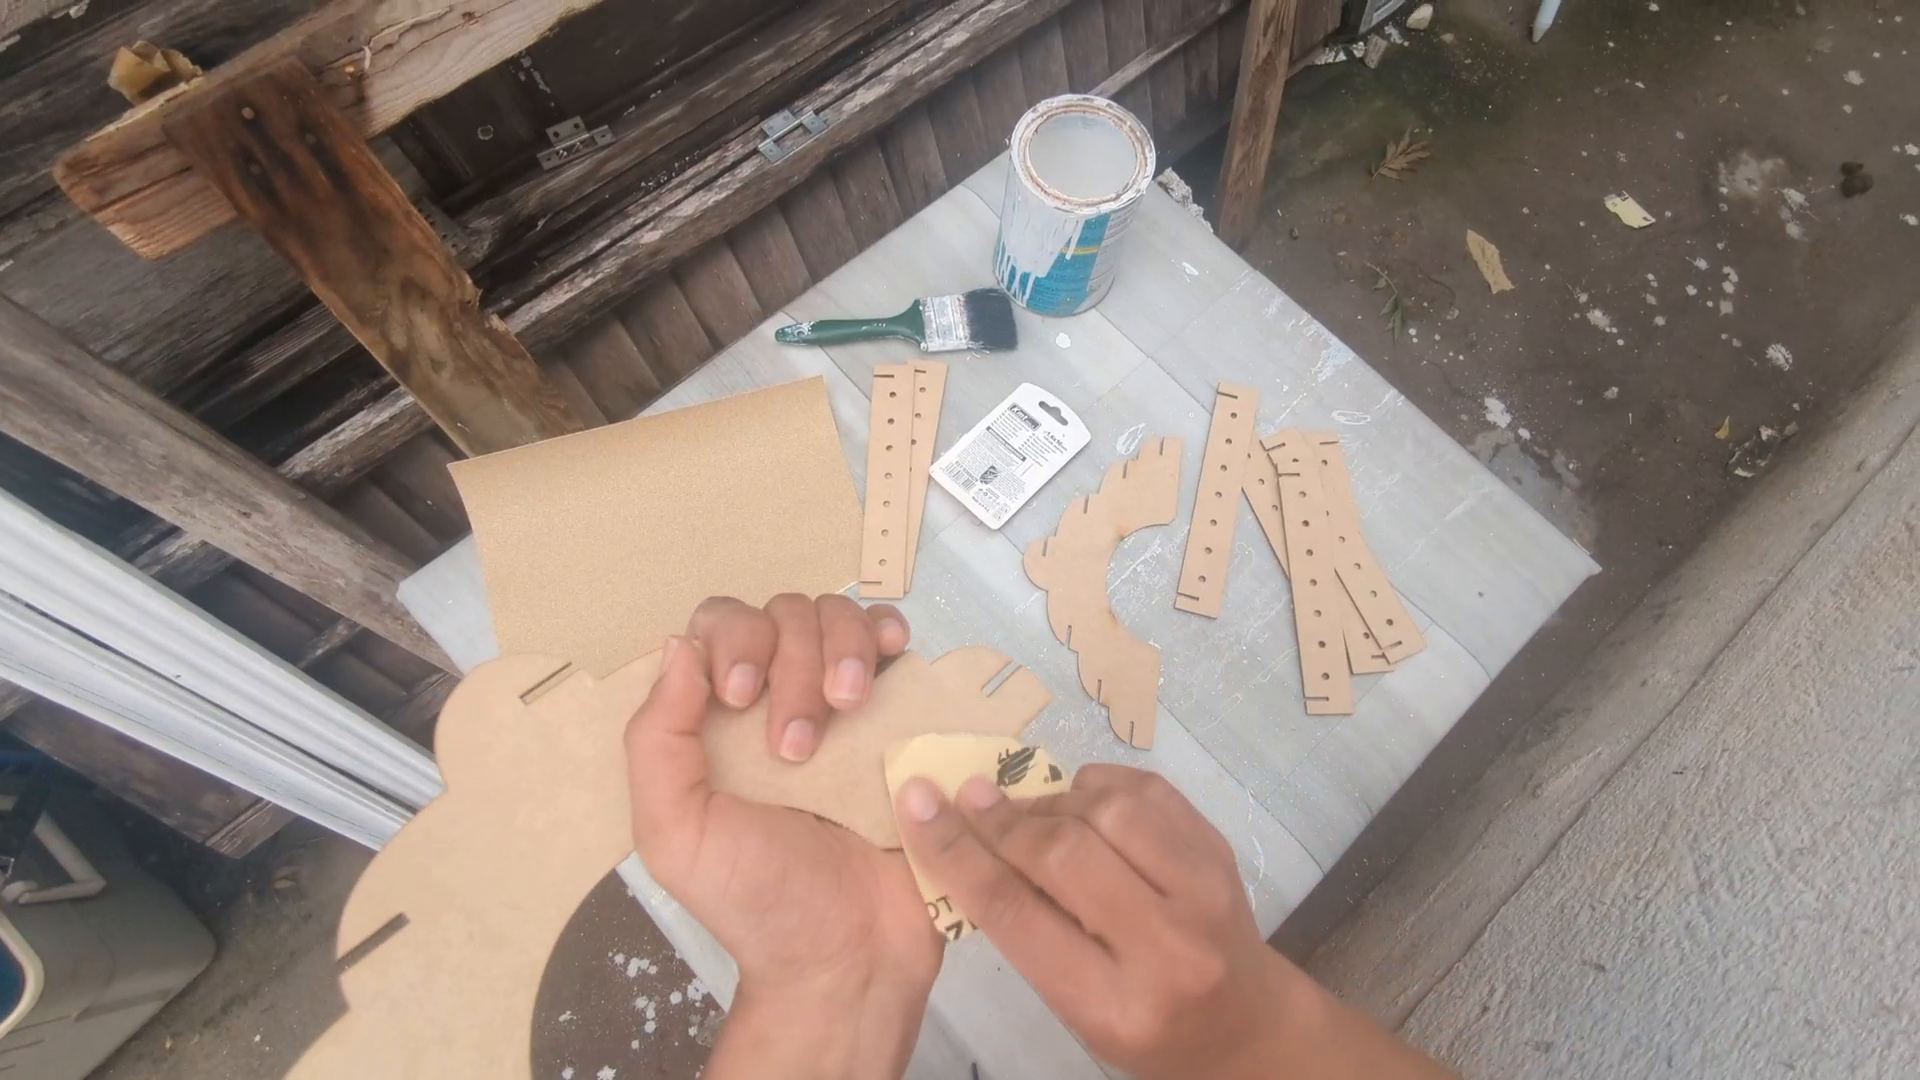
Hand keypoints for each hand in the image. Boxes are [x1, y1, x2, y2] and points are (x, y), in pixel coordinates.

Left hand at [625, 595, 941, 1079]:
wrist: (853, 950)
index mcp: (725, 715)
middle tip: (798, 744)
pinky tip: (891, 653)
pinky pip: (893, 639)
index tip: (742, 697)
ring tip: (849, 707)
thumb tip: (680, 646)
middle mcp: (783, 691)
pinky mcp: (898, 706)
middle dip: (792, 666)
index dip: (735, 640)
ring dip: (841, 647)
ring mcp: (845, 695)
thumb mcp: (678, 833)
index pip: (724, 625)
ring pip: (839, 614)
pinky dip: (888, 631)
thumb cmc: (759, 898)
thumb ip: (658, 742)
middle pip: (786, 614)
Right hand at [894, 766, 1455, 1079]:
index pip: (1015, 913)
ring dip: (1055, 798)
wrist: (1242, 1020)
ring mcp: (1205, 891)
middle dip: (1003, 818)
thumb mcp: (1072, 997)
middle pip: (1062, 853)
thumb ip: (1025, 920)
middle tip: (972, 797)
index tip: (918, 802)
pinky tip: (1085, 802)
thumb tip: (971, 827)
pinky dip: (1099, 783)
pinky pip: (1144, 786)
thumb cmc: (1138, 1019)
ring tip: (1038, 812)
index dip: (957, 850)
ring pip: (1107, 808)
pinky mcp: (1220, 847)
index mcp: (1112, 1004)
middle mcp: (1167, 948)